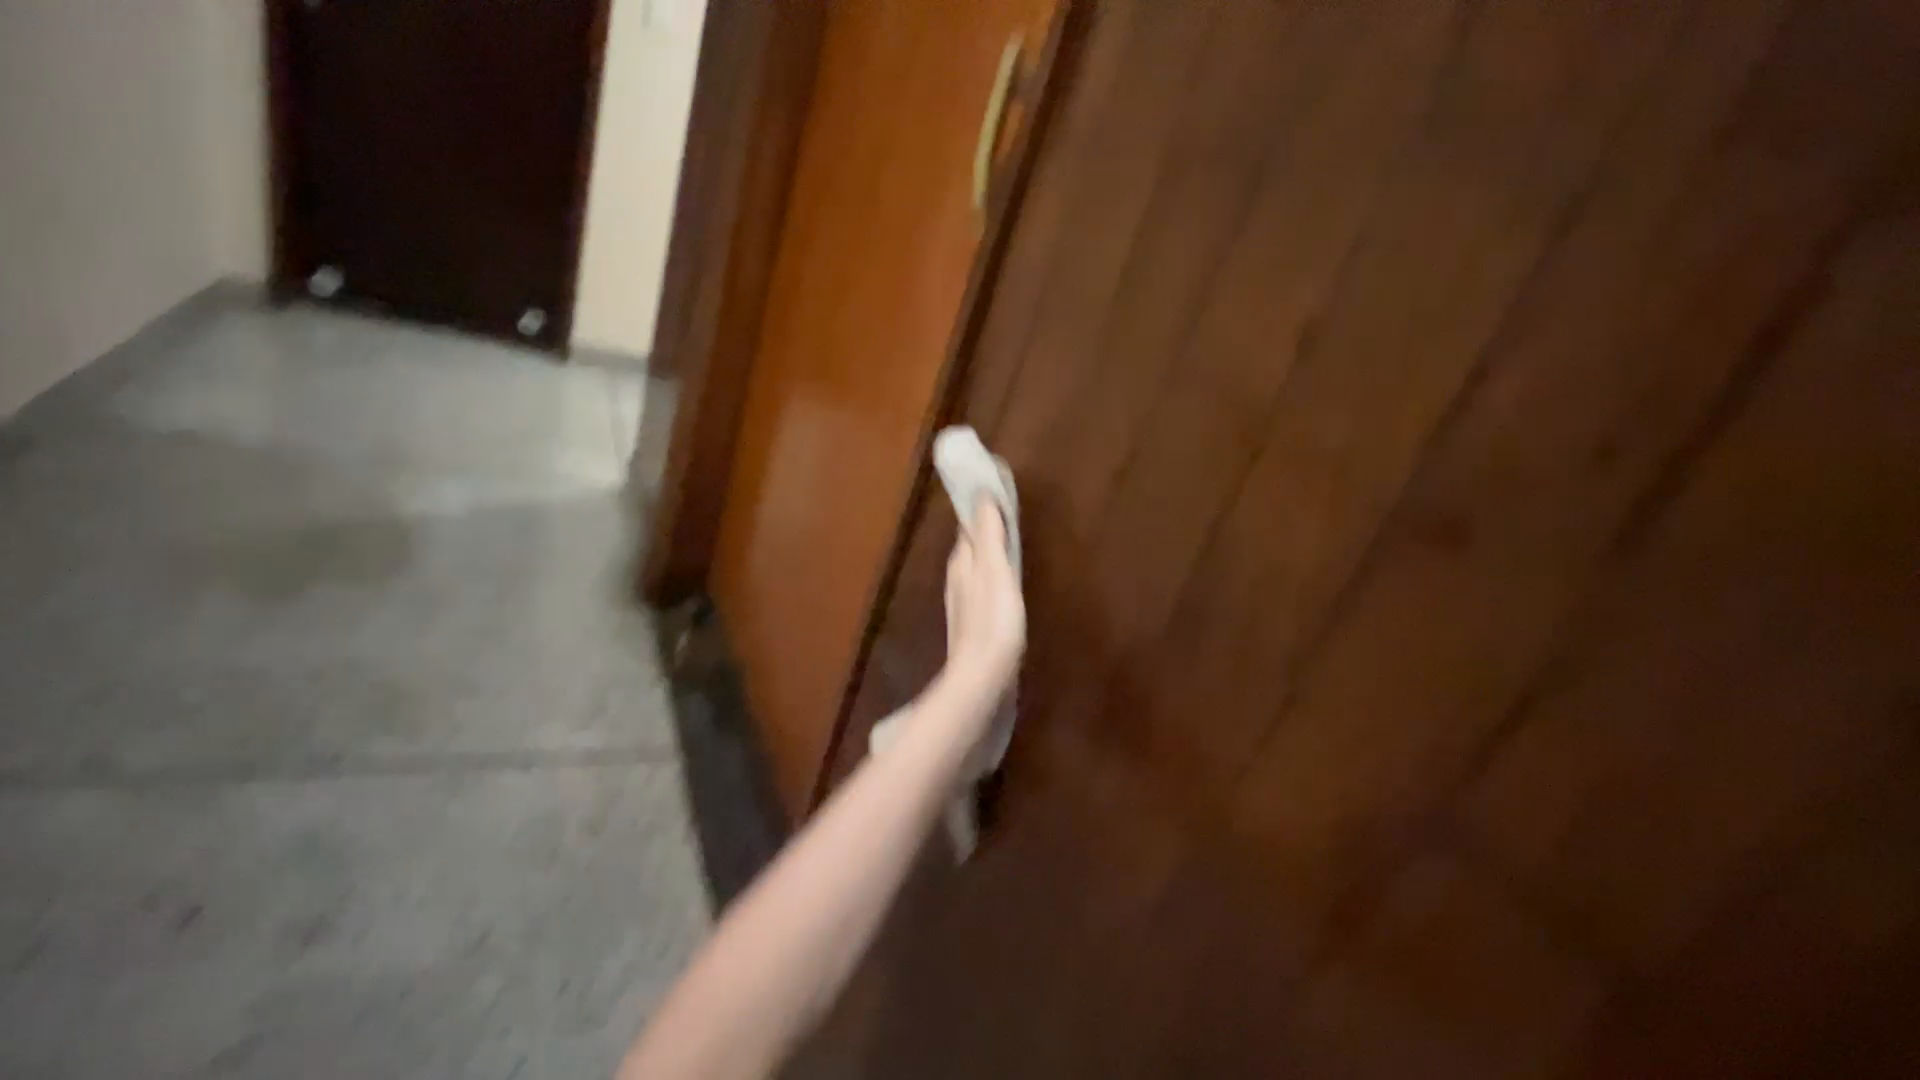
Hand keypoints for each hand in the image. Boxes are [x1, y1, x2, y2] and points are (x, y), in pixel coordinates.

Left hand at [944, 496, 1025, 694]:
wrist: (981, 677)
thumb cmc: (993, 621)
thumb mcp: (995, 570)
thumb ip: (989, 534)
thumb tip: (981, 495)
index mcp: (961, 562)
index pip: (967, 526)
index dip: (980, 509)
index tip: (993, 491)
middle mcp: (957, 578)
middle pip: (969, 547)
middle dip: (983, 530)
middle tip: (1003, 513)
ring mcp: (962, 603)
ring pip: (973, 568)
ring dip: (986, 554)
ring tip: (1005, 543)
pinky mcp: (972, 624)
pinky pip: (980, 589)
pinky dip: (990, 578)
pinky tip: (1001, 585)